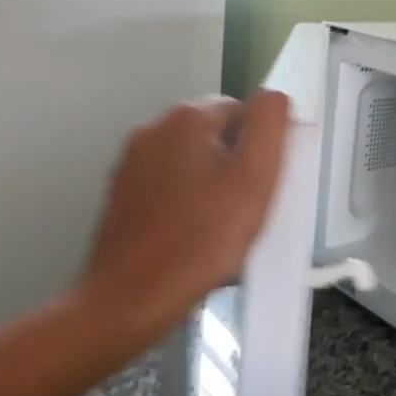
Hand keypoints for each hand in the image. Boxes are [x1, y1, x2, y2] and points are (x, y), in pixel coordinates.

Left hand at [78, 92, 291, 347]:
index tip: (261, 189)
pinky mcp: (120, 195)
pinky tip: (191, 241)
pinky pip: (168, 189)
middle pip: (215, 137)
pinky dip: (184, 207)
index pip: (244, 112)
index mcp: (187, 118)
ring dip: (210, 189)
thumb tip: (275, 96)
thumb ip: (269, 128)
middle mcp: (153, 129)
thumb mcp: (254, 181)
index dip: (261, 150)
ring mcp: (131, 163)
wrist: (128, 299)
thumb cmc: (200, 242)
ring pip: (191, 165)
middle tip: (244, 214)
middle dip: (234, 169)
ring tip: (218, 232)